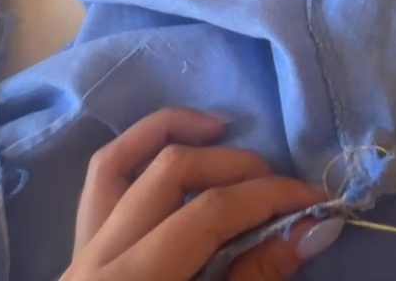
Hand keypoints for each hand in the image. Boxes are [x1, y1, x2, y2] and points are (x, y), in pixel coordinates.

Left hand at [63, 108, 343, 280]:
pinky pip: (101, 181)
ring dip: (180, 135)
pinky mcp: (78, 254)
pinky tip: (178, 145)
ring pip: (124, 161)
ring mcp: (79, 253)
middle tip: (288, 191)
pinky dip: (138, 149)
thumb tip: (316, 226)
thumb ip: (257, 278)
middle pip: (175, 174)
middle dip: (240, 169)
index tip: (318, 201)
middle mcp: (96, 259)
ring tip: (227, 129)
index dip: (270, 198)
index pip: (210, 213)